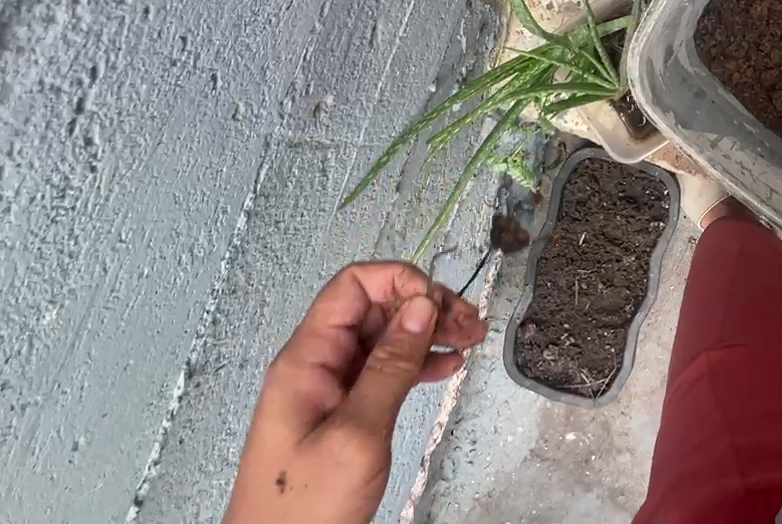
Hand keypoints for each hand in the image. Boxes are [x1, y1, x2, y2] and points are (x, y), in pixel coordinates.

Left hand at [224, 262, 487, 523]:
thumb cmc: (308, 505)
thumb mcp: (356, 435)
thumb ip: (390, 366)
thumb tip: (423, 303)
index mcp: (309, 357)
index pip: (354, 285)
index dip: (400, 281)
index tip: (440, 306)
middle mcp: (320, 362)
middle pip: (376, 306)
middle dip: (426, 306)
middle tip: (471, 323)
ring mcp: (333, 386)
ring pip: (388, 335)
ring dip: (431, 331)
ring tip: (473, 339)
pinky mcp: (347, 409)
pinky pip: (388, 367)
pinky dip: (422, 360)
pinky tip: (450, 365)